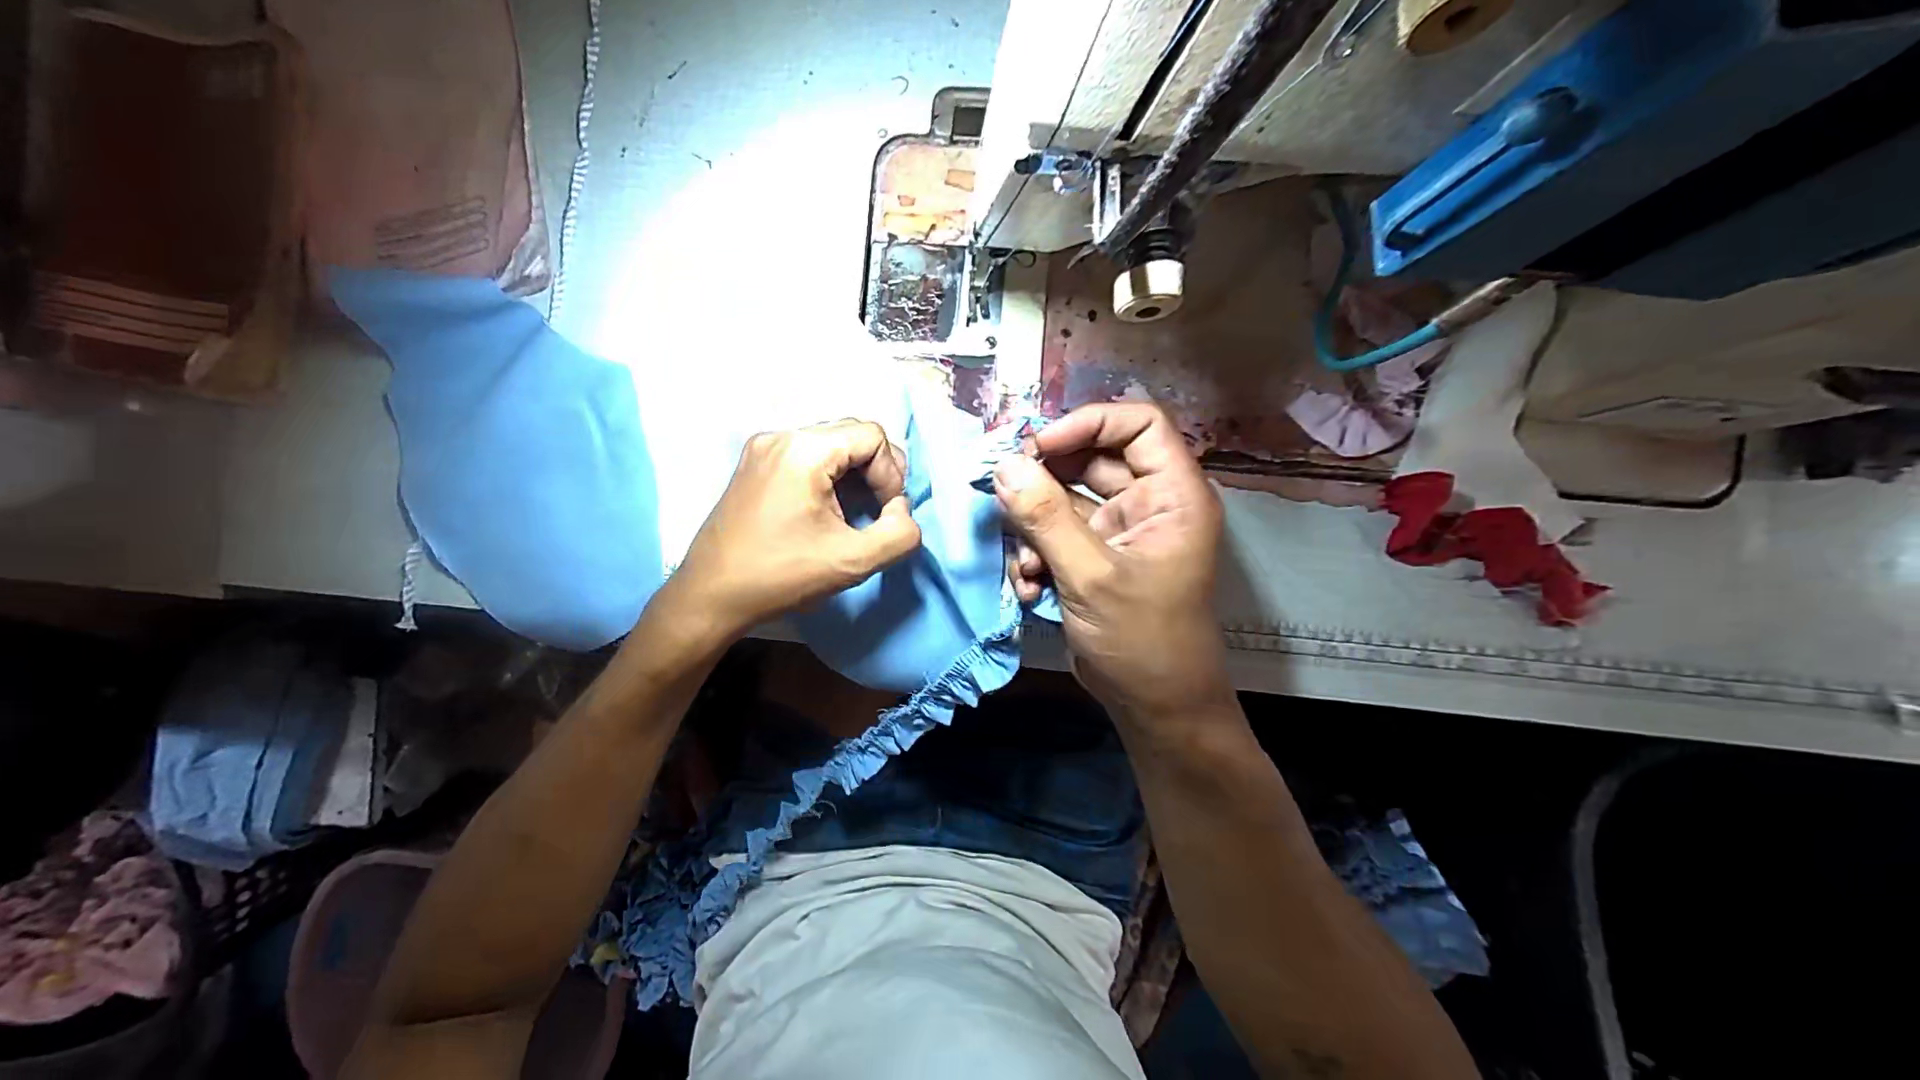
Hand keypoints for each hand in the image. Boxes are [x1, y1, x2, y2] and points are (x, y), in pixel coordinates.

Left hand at [663, 419, 921, 640]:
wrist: (710, 596)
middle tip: (879, 510)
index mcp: (804, 449)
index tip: (886, 512)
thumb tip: (902, 511)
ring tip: (854, 512)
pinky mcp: (753, 465)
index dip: (891, 473)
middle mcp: (780, 436)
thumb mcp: (853, 561)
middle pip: (851, 433)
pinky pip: (806, 455)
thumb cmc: (781, 576)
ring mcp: (762, 448)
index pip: (872, 435)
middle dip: (876, 470)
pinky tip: (827, 511)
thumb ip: (900, 534)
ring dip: (853, 474)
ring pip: (830, 443)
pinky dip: (828, 476)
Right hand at [995, 403, 1231, 725]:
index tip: (1038, 444)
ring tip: (1023, 562)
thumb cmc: (1142, 640)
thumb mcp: (1091, 576)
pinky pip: (1057, 533)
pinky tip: (1029, 586)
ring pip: (1065, 498)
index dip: (1088, 422)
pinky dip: (1036, 552)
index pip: (1139, 424)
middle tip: (1003, 489)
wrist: (1154, 707)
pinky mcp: (1095, 557)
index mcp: (1173, 495)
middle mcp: (1149, 503)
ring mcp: (1119, 531)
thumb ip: (1045, 518)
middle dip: (1045, 477)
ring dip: (1034, 525)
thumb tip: (1004, 465)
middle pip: (1092, 458)